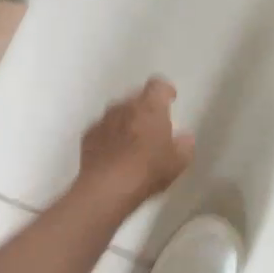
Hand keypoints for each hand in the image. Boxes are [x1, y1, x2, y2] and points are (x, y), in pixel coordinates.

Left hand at [75, 77, 193, 209]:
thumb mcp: (178, 162)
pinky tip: (113, 153)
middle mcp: (125, 106)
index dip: (165, 91)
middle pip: (136, 97)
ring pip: (117, 112)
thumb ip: (184, 144)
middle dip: (145, 108)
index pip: (158, 85)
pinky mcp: (88, 134)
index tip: (170, 99)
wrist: (107, 187)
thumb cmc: (148, 170)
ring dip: (125, 121)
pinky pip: (102, 128)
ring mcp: (103, 119)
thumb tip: (185, 137)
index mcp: (150, 106)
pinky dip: (109, 135)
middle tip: (152, 126)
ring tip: (132, 141)